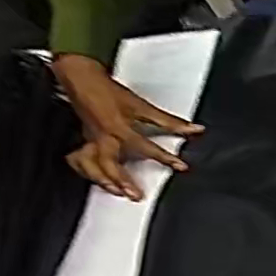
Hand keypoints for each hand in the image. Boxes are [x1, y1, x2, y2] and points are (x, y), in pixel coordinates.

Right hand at [53, 54, 202, 200]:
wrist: (82, 80)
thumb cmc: (110, 92)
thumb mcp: (143, 106)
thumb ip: (169, 122)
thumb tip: (194, 129)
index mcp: (119, 128)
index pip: (146, 147)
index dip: (165, 158)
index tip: (180, 167)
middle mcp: (103, 137)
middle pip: (109, 164)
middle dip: (122, 181)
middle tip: (135, 195)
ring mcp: (91, 140)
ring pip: (90, 165)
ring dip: (104, 181)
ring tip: (118, 192)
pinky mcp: (84, 141)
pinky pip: (80, 160)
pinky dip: (87, 172)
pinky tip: (99, 180)